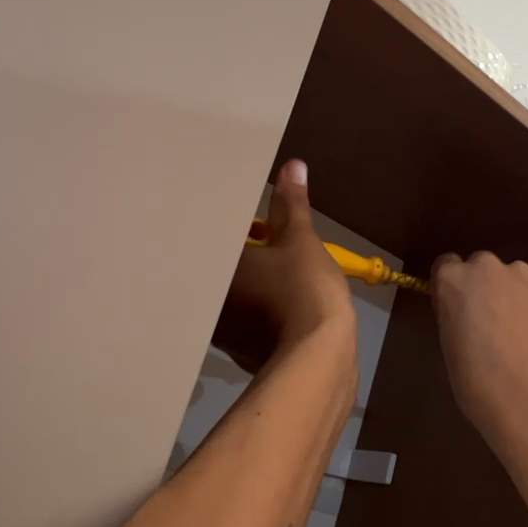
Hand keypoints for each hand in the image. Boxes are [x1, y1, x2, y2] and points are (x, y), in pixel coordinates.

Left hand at [214, 160, 355, 369]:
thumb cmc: (304, 291)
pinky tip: (281, 309)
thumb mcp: (301, 240)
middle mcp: (208, 301)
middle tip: (270, 245)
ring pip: (232, 299)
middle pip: (221, 270)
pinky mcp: (242, 354)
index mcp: (216, 269)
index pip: (215, 239)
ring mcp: (222, 333)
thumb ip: (292, 206)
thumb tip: (291, 167)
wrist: (319, 360)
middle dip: (242, 258)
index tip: (258, 224)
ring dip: (248, 288)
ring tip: (277, 275)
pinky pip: (247, 324)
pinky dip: (259, 314)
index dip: (239, 229)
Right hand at [432, 251, 527, 446]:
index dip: (450, 288)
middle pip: (480, 267)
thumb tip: (466, 314)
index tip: (456, 310)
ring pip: (511, 278)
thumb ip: (455, 316)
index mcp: (453, 280)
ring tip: (517, 331)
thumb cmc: (476, 380)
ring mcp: (523, 276)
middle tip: (486, 322)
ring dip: (510, 294)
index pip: (445, 265)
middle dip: (482, 288)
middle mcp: (487, 267)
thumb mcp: (449, 344)